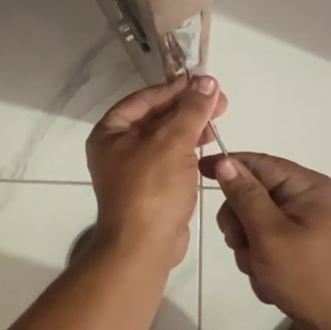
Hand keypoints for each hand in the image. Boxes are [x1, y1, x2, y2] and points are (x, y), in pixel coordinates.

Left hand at [85, 75, 226, 267]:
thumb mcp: (173, 142)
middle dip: (187, 108)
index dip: (175, 89)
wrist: (142, 248)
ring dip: (190, 128)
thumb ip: (191, 110)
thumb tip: (207, 81)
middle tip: (220, 103)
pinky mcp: (150, 189)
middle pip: (156, 118)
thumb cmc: (152, 189)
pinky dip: (187, 150)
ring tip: (218, 122)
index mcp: (110, 132)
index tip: (205, 83)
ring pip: (165, 139)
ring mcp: (133, 170)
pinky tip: (208, 146)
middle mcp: (116, 148)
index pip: (145, 99)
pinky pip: (170, 160)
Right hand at [204, 152, 330, 329]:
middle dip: (240, 224)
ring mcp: (300, 225)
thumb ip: (245, 196)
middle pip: (251, 195)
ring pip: (252, 223)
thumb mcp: (269, 233)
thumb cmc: (308, 275)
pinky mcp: (296, 248)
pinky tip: (269, 281)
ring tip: (260, 270)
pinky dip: (260, 262)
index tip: (199, 173)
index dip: (228, 165)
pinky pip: (263, 244)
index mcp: (305, 186)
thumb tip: (225, 162)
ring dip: (248, 248)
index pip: (257, 163)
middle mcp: (304, 199)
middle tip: (242, 246)